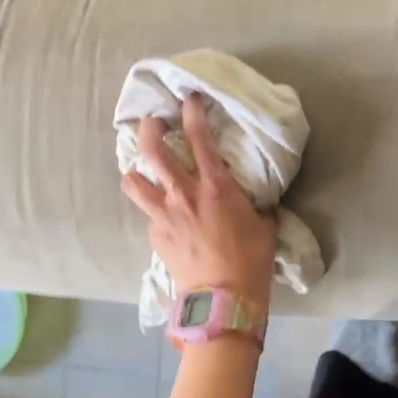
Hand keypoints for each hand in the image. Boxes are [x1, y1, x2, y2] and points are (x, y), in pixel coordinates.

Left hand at [122, 94, 278, 307]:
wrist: (223, 299)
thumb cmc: (251, 261)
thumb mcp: (263, 226)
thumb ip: (254, 206)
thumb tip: (255, 202)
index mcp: (215, 186)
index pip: (199, 138)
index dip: (192, 112)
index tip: (189, 98)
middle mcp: (183, 193)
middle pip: (153, 149)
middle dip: (150, 128)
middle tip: (154, 121)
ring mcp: (164, 215)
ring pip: (134, 181)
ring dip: (136, 170)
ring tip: (142, 169)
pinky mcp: (155, 236)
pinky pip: (148, 214)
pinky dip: (154, 210)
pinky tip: (163, 217)